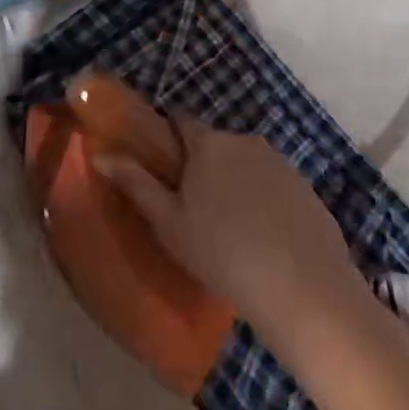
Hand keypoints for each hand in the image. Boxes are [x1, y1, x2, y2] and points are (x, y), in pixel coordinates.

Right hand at [93, 119, 361, 332]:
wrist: (302, 288)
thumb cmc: (221, 253)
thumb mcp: (169, 224)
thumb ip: (136, 184)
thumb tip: (101, 154)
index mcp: (210, 144)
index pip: (181, 121)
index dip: (166, 137)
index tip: (160, 164)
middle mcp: (247, 141)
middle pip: (214, 145)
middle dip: (201, 166)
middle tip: (191, 210)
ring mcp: (282, 163)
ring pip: (245, 165)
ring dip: (233, 184)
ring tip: (229, 231)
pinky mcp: (306, 188)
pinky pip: (273, 185)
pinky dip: (263, 201)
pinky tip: (262, 240)